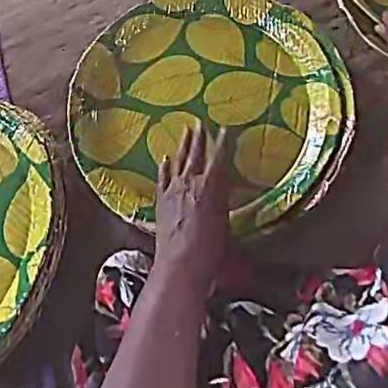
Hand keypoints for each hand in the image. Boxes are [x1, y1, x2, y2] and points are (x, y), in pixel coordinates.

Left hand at [154, 124, 230, 298]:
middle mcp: (191, 182)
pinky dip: (164, 167)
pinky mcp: (161, 200)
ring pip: (179, 161)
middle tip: (200, 122)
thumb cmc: (211, 249)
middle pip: (196, 154)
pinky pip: (163, 177)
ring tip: (185, 131)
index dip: (223, 141)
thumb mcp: (225, 221)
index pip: (220, 157)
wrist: (180, 265)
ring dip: (183, 145)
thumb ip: (223, 200)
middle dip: (200, 137)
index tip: (226, 128)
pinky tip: (164, 158)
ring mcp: (173, 189)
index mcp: (212, 185)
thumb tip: (223, 189)